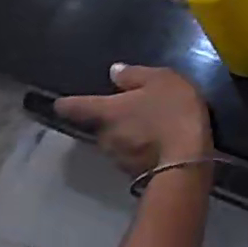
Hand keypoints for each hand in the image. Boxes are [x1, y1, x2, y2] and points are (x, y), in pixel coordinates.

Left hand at [54, 64, 212, 175]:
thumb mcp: (160, 81)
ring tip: (146, 125)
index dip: (66, 104)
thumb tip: (114, 71)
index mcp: (107, 111)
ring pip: (115, 141)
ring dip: (125, 133)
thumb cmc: (172, 111)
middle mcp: (105, 137)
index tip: (59, 103)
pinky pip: (131, 155)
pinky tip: (157, 141)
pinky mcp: (133, 174)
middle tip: (128, 108)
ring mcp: (118, 159)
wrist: (188, 162)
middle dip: (109, 117)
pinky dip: (138, 147)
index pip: (76, 107)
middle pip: (99, 125)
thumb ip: (134, 75)